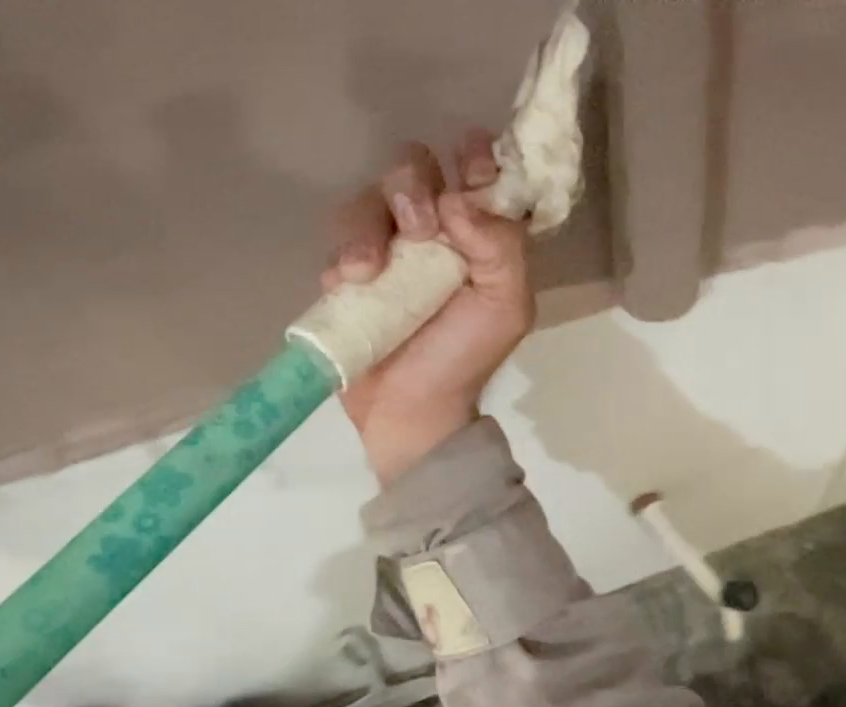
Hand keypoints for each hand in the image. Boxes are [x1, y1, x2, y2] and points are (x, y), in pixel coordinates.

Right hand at [322, 132, 535, 482]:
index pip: (479, 169)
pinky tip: (349, 285)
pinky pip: (338, 236)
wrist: (410, 411)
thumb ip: (502, 246)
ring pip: (370, 196)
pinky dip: (343, 254)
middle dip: (411, 187)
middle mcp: (436, 232)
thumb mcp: (507, 307)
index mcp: (481, 235)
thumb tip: (458, 198)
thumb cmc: (464, 359)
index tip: (468, 171)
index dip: (473, 157)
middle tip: (420, 230)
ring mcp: (390, 249)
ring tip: (368, 271)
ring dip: (368, 224)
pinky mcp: (351, 270)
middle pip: (414, 167)